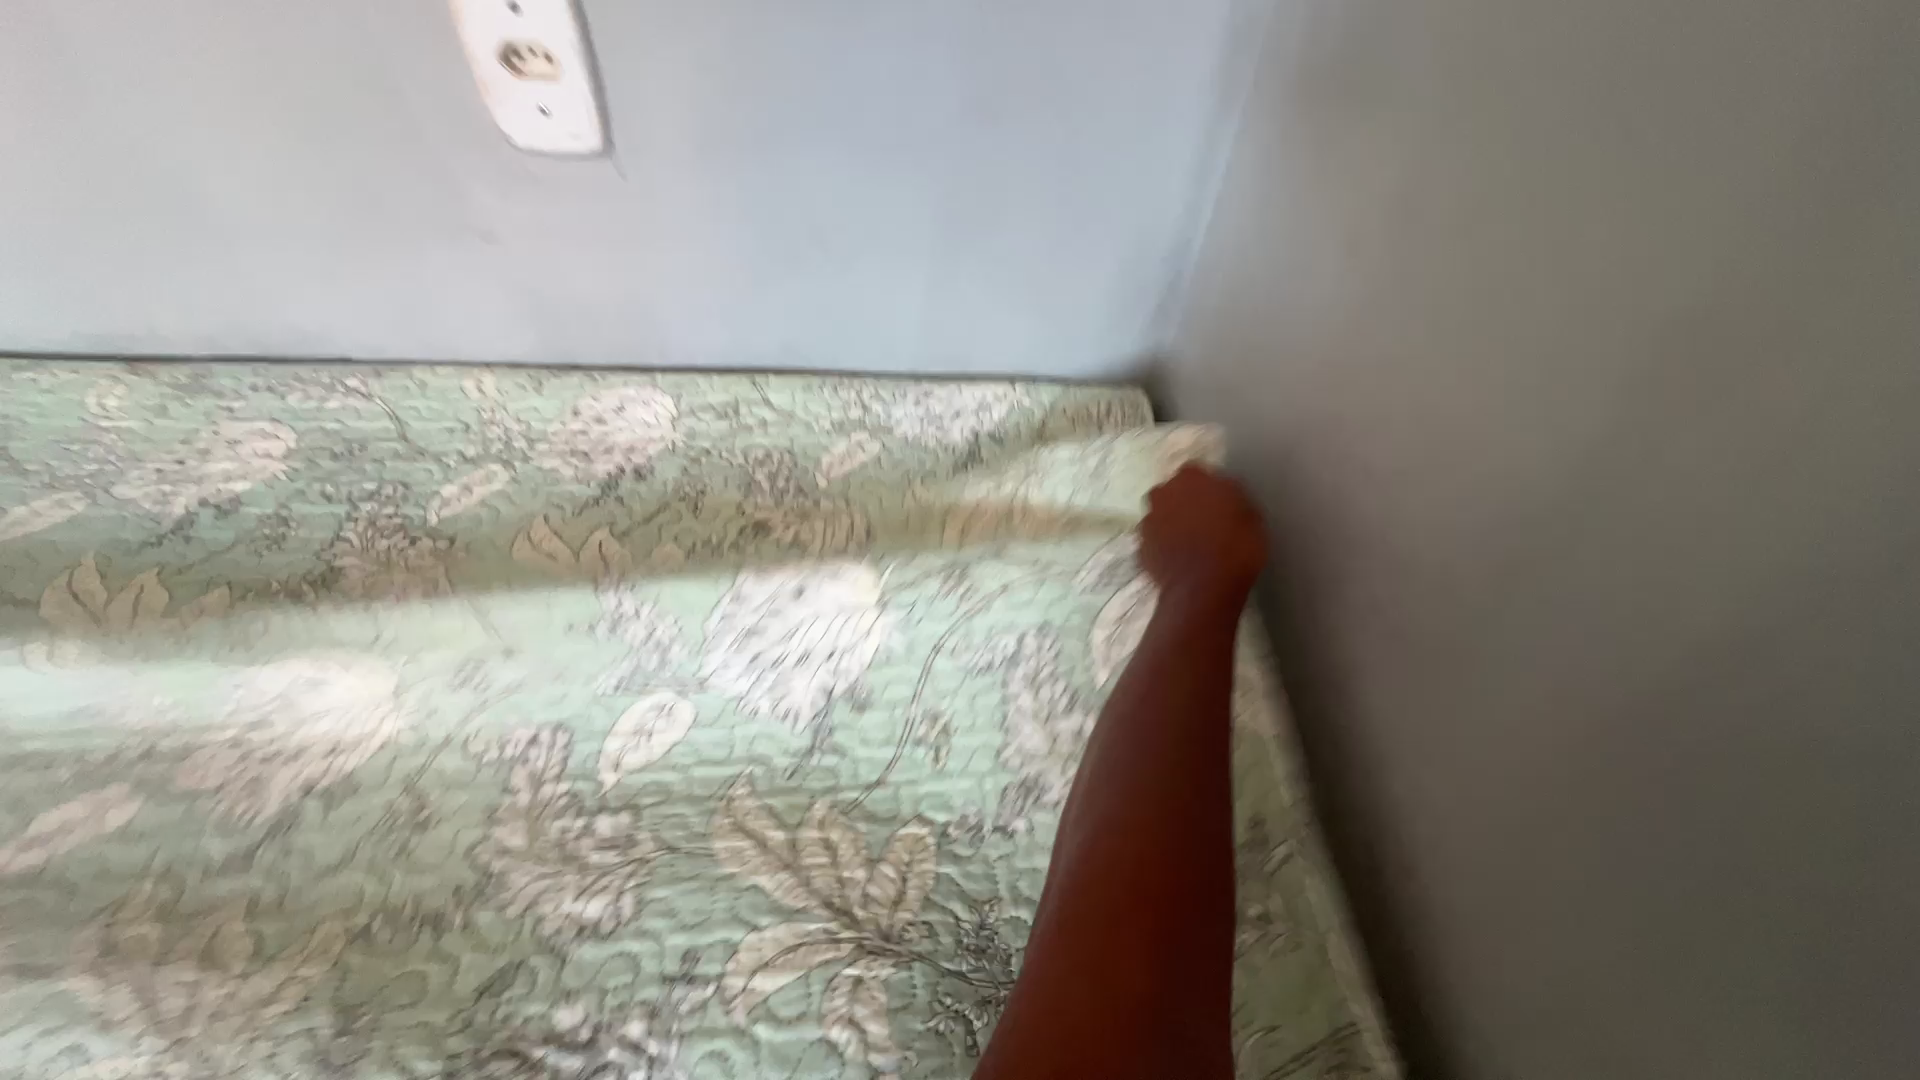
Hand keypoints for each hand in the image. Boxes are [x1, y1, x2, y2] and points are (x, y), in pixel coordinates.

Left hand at [1138, 464, 1267, 601]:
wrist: (1203, 588)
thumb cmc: (1236, 548)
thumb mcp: (1251, 515)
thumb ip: (1231, 497)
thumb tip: (1223, 494)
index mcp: (1191, 478)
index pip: (1195, 472)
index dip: (1206, 488)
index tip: (1217, 502)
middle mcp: (1162, 493)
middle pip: (1171, 493)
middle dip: (1183, 503)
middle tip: (1203, 522)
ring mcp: (1147, 521)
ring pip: (1159, 517)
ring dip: (1170, 524)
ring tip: (1189, 544)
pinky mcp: (1140, 548)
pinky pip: (1153, 542)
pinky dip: (1162, 547)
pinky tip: (1178, 561)